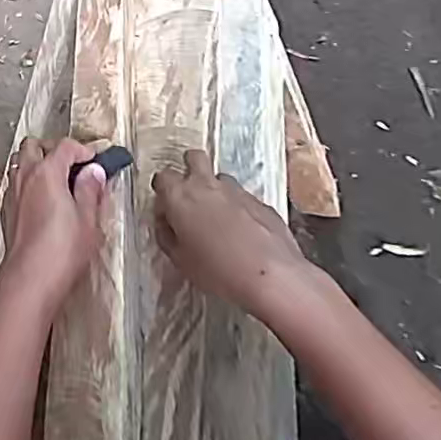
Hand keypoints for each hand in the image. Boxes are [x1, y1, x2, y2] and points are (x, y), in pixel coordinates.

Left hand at [0, 138, 106, 303]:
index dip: (83, 150)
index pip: (64, 146)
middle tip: (75, 165)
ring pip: (20, 160)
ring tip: (59, 179)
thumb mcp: (88, 219)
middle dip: (54, 149)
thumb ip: (90, 190)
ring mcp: (12, 188)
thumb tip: (94, 171)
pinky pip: (15, 179)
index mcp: (46, 172)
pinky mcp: (7, 204)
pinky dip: (28, 178)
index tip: (98, 161)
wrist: (30, 274)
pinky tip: (43, 197)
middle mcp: (25, 174)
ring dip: (37, 161)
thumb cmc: (63, 248)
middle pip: (34, 145)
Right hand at [153, 149, 314, 318]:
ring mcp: (239, 193)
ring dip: (218, 191)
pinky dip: (243, 210)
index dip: (164, 191)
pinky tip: (248, 234)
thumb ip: (166, 233)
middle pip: (194, 157)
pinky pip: (247, 201)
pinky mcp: (266, 206)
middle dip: (191, 167)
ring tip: (222, 217)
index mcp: (179, 194)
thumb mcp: (179, 258)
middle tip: (192, 192)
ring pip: (223, 179)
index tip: (167, 209)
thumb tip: (167, 224)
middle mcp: (206, 185)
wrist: (277, 282)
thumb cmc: (219, 271)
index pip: (163, 176)